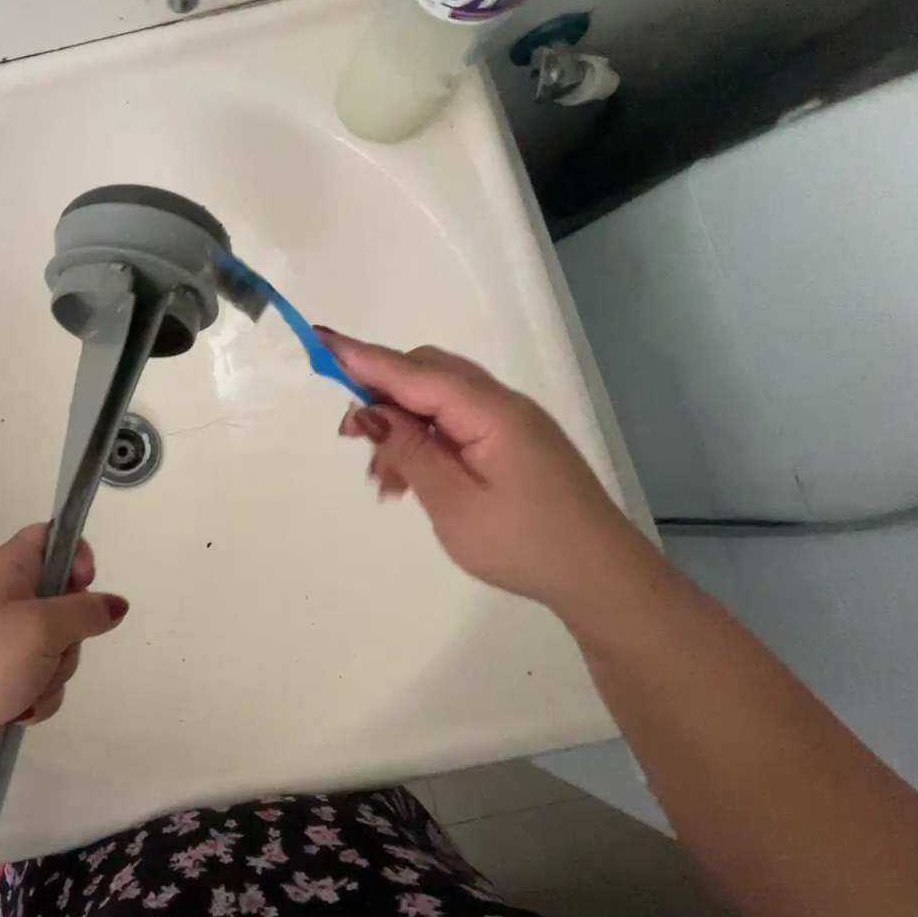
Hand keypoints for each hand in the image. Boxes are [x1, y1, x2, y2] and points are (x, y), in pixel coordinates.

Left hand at [0, 524, 128, 751]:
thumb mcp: (43, 628)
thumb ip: (86, 611)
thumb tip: (115, 605)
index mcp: (7, 569)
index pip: (50, 535)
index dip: (75, 553)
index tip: (86, 582)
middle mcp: (7, 596)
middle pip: (66, 597)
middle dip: (71, 632)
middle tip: (52, 645)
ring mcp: (9, 636)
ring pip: (62, 642)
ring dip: (56, 669)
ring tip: (29, 682)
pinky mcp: (11, 670)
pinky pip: (48, 673)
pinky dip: (41, 691)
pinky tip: (22, 704)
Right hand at [318, 328, 646, 608]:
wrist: (599, 577)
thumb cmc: (524, 544)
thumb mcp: (453, 502)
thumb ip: (409, 450)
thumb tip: (369, 411)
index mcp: (490, 413)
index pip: (413, 373)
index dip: (362, 357)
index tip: (318, 339)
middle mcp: (501, 405)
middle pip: (427, 373)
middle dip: (379, 393)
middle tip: (348, 435)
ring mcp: (509, 423)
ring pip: (436, 400)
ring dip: (398, 424)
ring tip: (381, 477)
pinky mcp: (510, 443)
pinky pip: (453, 423)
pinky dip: (421, 440)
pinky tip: (405, 480)